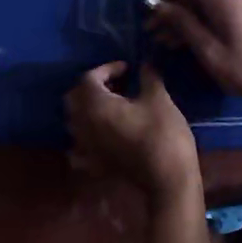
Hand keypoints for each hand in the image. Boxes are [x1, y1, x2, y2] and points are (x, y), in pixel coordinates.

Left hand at [65, 61, 200, 205]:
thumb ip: (147, 77)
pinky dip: (84, 139)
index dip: (107, 69)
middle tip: (115, 85)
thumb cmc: (163, 133)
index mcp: (95, 105)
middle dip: (91, 87)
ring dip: (87, 109)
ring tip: (109, 106)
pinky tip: (99, 137)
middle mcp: (83, 125)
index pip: (89, 78)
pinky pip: (78, 149)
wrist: (168, 177)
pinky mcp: (94, 165)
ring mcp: (86, 147)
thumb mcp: (159, 99)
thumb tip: (144, 65)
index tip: (128, 68)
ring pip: (74, 122)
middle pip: (74, 98)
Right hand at [145, 0, 241, 108]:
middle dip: (172, 6)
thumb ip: (183, 24)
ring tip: (163, 41)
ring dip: (182, 18)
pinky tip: (185, 44)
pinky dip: (198, 25)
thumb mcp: (208, 50)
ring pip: (205, 5)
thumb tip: (159, 5)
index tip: (151, 7)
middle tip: (151, 29)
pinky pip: (216, 16)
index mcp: (225, 1)